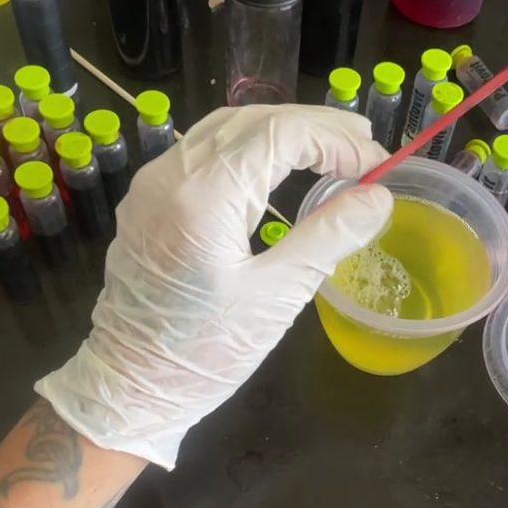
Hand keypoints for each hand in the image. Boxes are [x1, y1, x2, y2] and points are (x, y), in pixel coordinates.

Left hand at [36, 106, 391, 468]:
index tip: (377, 165)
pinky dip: (249, 150)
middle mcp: (170, 173)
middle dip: (314, 128)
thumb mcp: (275, 299)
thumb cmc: (203, 353)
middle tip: (365, 145)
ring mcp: (152, 185)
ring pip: (225, 131)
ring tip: (331, 148)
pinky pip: (203, 154)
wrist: (130, 386)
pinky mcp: (148, 202)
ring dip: (282, 132)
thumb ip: (328, 237)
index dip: (336, 140)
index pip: (281, 134)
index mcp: (202, 195)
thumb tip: (378, 197)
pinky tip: (277, 168)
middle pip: (253, 121)